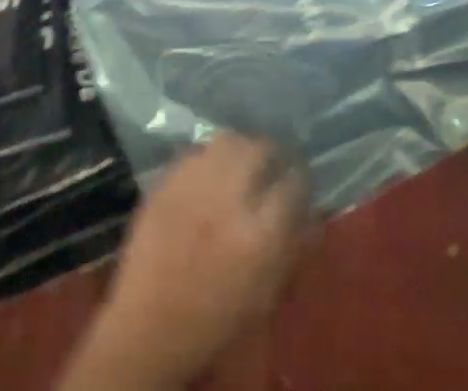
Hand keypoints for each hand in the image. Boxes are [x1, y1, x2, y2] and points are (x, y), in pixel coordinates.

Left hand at [59, 135, 312, 390]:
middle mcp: (228, 199)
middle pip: (258, 148)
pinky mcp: (165, 184)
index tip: (300, 180)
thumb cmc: (219, 318)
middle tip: (271, 164)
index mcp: (262, 232)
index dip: (301, 177)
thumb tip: (315, 209)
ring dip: (239, 148)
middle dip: (271, 152)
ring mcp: (192, 186)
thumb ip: (295, 244)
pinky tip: (209, 175)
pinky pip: (194, 154)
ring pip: (225, 141)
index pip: (294, 182)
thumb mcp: (269, 290)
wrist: (152, 325)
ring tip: (241, 163)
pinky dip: (207, 158)